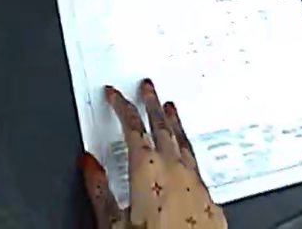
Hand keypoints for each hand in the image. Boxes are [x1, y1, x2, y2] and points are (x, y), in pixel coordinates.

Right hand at [81, 80, 226, 228]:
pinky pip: (198, 167)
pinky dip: (189, 153)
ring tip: (170, 108)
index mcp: (147, 168)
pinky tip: (188, 157)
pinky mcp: (213, 206)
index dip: (120, 105)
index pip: (131, 126)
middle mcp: (175, 170)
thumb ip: (100, 191)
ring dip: (174, 124)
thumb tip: (88, 165)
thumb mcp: (112, 226)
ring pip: (184, 144)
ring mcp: (197, 186)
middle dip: (150, 105)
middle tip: (146, 87)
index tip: (113, 94)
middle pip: (161, 127)